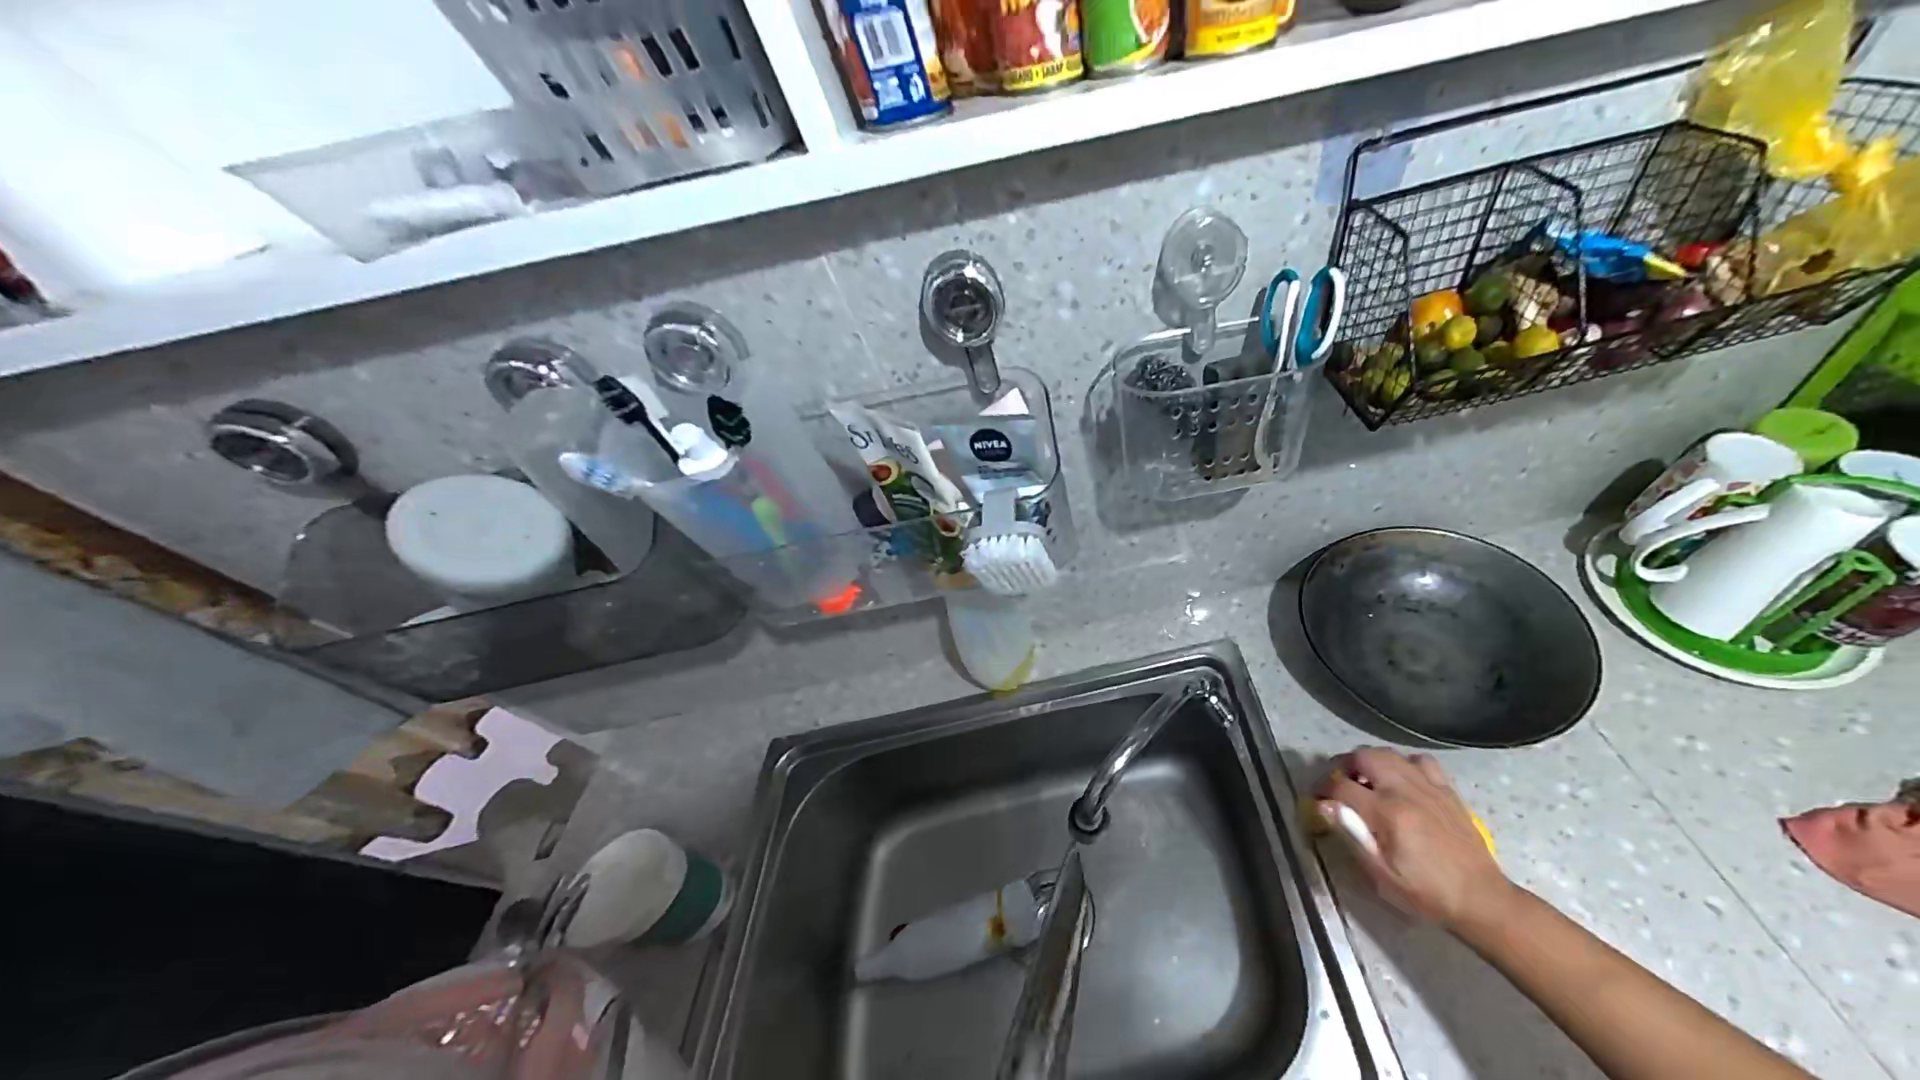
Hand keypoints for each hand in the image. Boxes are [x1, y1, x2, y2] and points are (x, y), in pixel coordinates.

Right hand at [1314, 746, 1511, 927]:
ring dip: (1371, 762)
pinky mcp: (1448, 791)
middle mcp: (1406, 791)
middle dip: (1343, 766)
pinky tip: (1402, 781)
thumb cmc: (1426, 892)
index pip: (1341, 786)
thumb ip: (1352, 836)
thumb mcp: (1381, 874)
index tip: (1317, 800)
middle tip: (1339, 784)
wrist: (1482, 900)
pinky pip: (1421, 761)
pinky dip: (1404, 764)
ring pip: (1390, 753)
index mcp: (1387, 813)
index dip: (1322, 789)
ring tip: (1367, 780)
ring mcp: (1430, 788)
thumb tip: (1325, 807)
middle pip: (1364, 756)